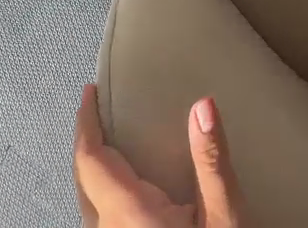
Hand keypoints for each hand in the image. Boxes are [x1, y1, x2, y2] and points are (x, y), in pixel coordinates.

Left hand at [73, 84, 241, 226]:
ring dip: (91, 168)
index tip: (87, 93)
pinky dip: (101, 191)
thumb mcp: (225, 217)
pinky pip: (98, 221)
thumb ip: (211, 160)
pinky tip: (122, 190)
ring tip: (106, 141)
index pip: (91, 159)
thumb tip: (203, 105)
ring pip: (86, 204)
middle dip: (85, 141)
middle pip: (82, 180)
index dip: (85, 123)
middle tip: (93, 109)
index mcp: (130, 214)